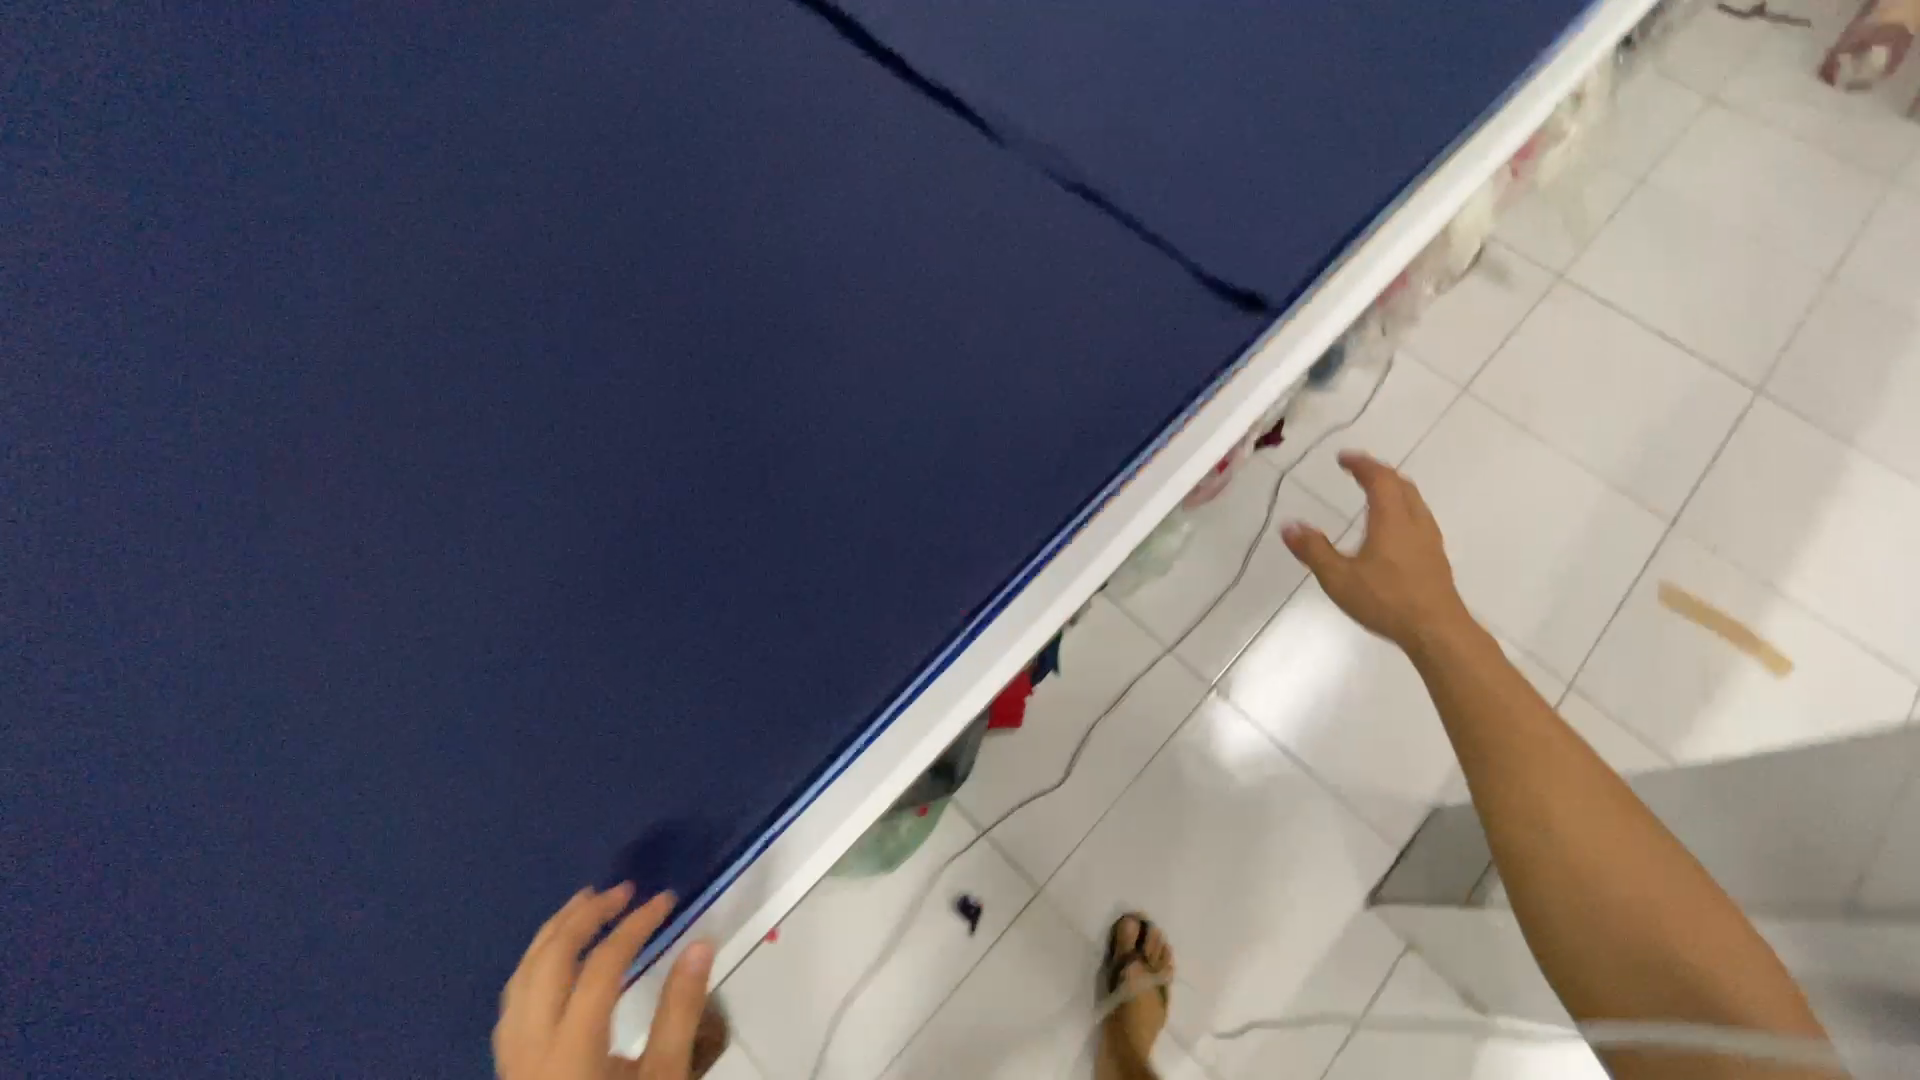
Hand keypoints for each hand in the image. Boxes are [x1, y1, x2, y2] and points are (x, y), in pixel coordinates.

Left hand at [495, 884, 715, 1079]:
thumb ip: (680, 1012)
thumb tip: (700, 943)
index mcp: (572, 1051)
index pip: (602, 966)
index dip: (636, 926)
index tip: (668, 901)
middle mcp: (530, 1048)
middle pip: (550, 961)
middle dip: (588, 916)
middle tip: (626, 891)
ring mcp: (511, 1060)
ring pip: (521, 976)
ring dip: (555, 932)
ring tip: (587, 903)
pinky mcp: (508, 1070)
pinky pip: (512, 1000)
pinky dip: (535, 963)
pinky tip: (556, 957)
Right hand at [1280, 450, 1472, 654]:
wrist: (1436, 630)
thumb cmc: (1386, 600)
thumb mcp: (1338, 577)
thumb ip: (1313, 550)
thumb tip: (1289, 525)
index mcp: (1391, 519)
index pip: (1379, 479)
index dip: (1361, 464)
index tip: (1343, 458)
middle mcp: (1415, 522)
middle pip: (1401, 485)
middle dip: (1379, 473)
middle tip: (1358, 471)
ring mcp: (1429, 540)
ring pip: (1414, 501)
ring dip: (1393, 490)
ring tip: (1374, 494)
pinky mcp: (1435, 557)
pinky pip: (1419, 518)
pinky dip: (1402, 508)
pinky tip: (1391, 529)